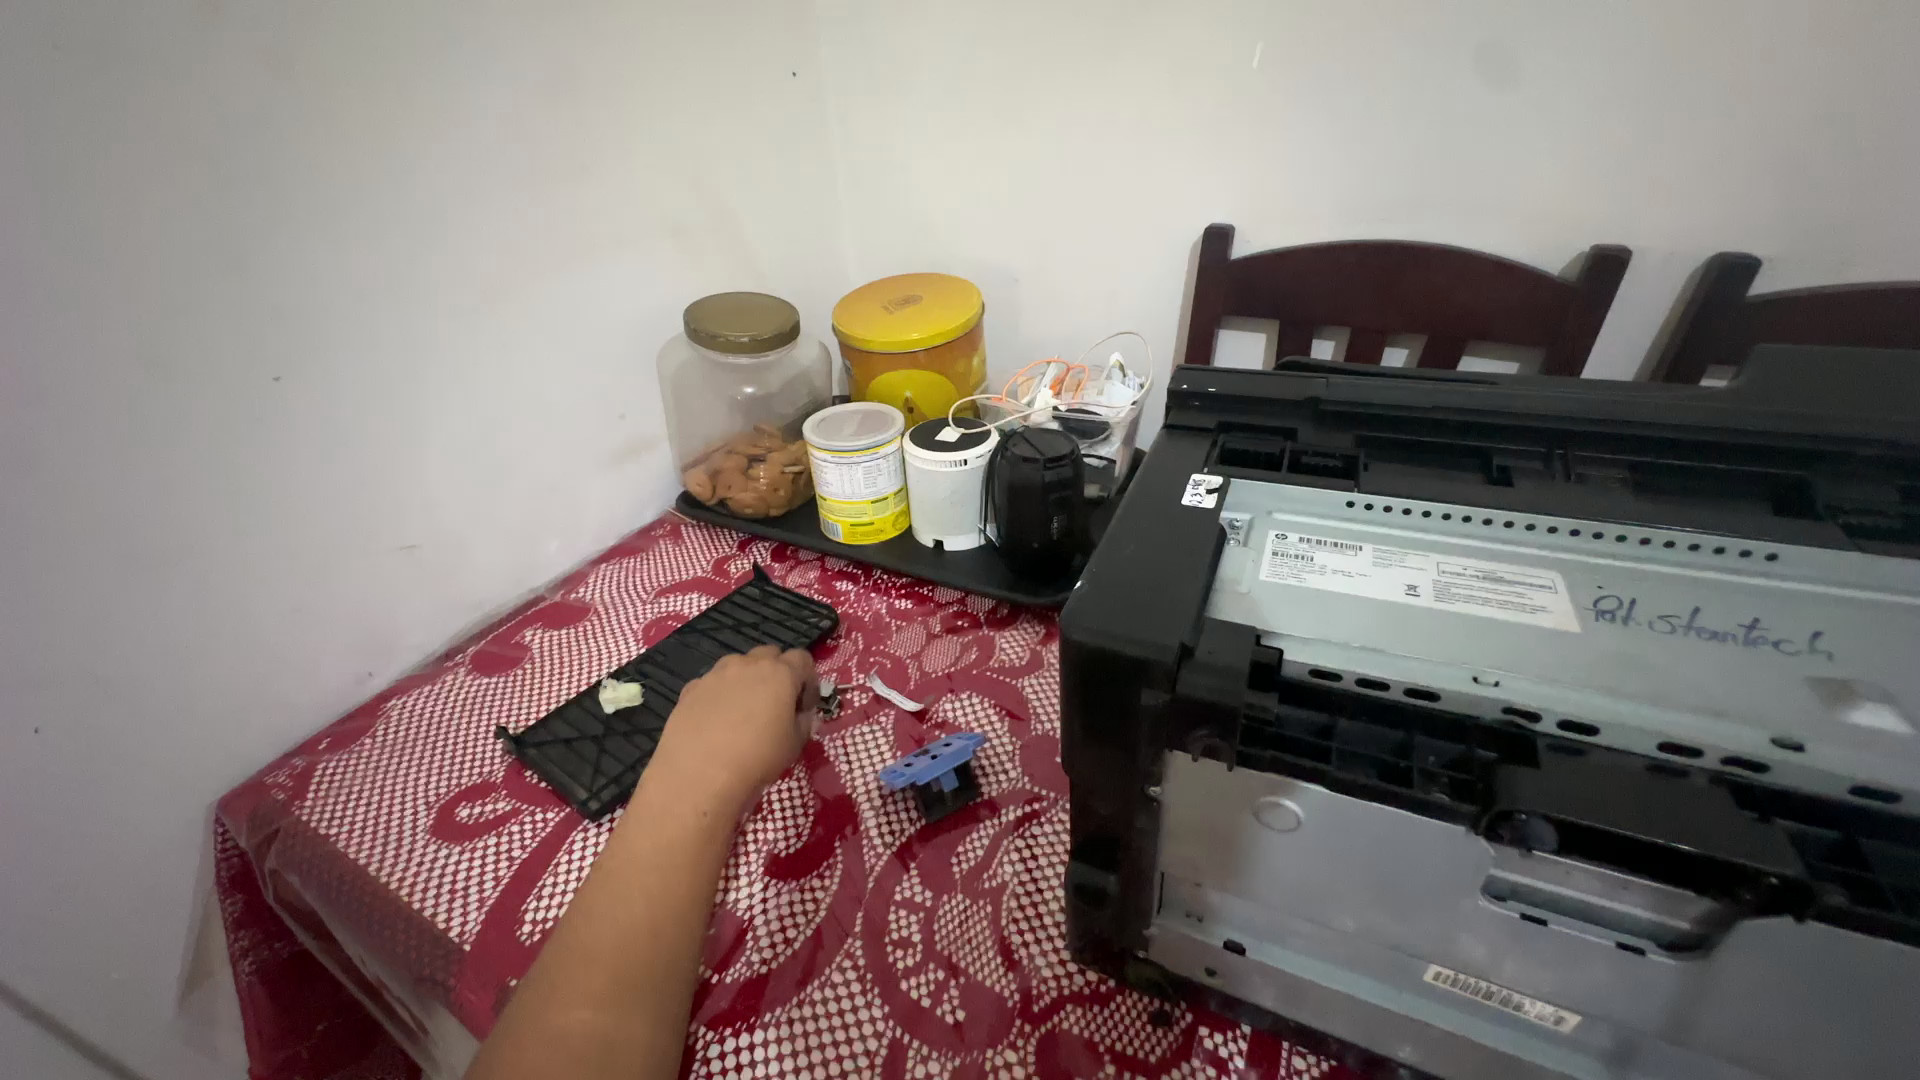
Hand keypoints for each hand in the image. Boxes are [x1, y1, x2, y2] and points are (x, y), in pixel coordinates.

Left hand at [646, 645, 818, 816]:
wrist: (700, 775)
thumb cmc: (757, 758)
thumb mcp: (795, 743)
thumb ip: (803, 721)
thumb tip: (799, 715)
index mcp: (780, 673)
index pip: (802, 659)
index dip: (808, 681)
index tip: (803, 707)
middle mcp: (748, 665)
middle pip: (769, 655)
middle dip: (777, 673)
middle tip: (775, 705)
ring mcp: (716, 674)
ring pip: (738, 665)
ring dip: (747, 680)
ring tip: (742, 711)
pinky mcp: (691, 689)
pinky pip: (712, 683)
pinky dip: (719, 695)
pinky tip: (715, 722)